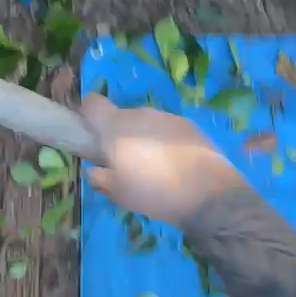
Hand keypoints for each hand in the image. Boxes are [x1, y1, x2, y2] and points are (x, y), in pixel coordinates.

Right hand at [80, 94, 249, 224]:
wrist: (207, 194)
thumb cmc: (152, 192)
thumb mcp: (117, 192)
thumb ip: (100, 176)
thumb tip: (96, 168)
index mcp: (115, 126)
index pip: (91, 102)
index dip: (87, 114)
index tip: (91, 134)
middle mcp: (139, 114)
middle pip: (120, 115)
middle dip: (117, 134)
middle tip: (124, 161)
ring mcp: (166, 116)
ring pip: (144, 122)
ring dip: (142, 137)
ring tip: (153, 166)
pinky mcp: (188, 124)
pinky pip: (165, 128)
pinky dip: (163, 140)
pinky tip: (174, 163)